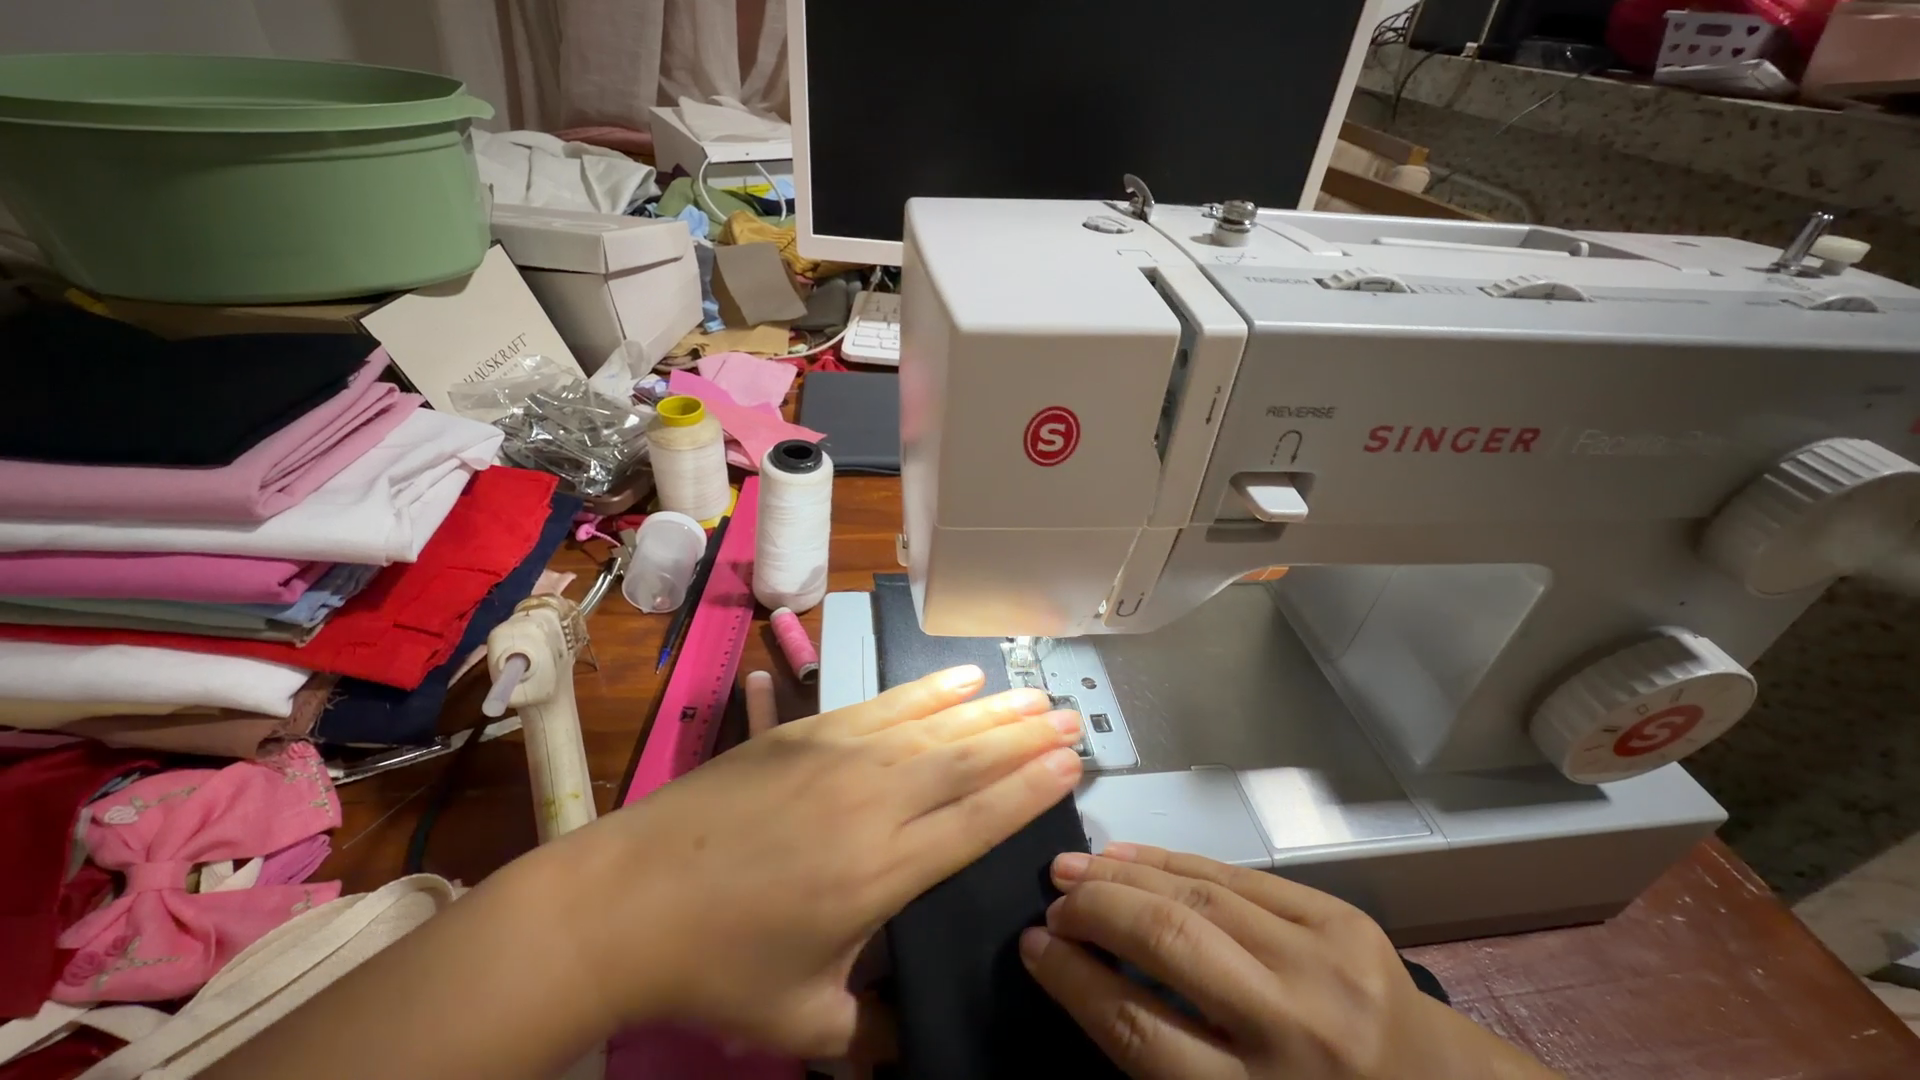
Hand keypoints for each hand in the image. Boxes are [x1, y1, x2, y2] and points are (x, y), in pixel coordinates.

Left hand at [544, 664, 1083, 1056]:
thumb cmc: (716, 967)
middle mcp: (873, 802)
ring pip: (934, 724)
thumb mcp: (802, 1022)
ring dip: (990, 707)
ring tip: (1034, 693)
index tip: (1073, 763)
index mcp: (884, 871)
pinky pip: (883, 704)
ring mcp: (837, 757)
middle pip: (968, 760)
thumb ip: (868, 1034)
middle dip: (1027, 738)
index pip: (980, 820)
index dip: (1031, 788)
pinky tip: (958, 679)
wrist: (625, 901)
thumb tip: (904, 1046)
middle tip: (1071, 719)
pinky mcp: (802, 732)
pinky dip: (928, 690)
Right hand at [1020, 844, 1560, 1079]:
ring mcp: (1324, 962)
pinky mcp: (1341, 918)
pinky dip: (1173, 861)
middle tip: (1050, 902)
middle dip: (1093, 912)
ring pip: (1198, 894)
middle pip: (1167, 942)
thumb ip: (1167, 1056)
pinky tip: (1131, 856)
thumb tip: (1086, 972)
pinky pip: (1236, 875)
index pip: (1138, 1026)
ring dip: (1124, 875)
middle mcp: (1294, 1028)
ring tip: (1073, 868)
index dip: (1073, 979)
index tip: (1033, 947)